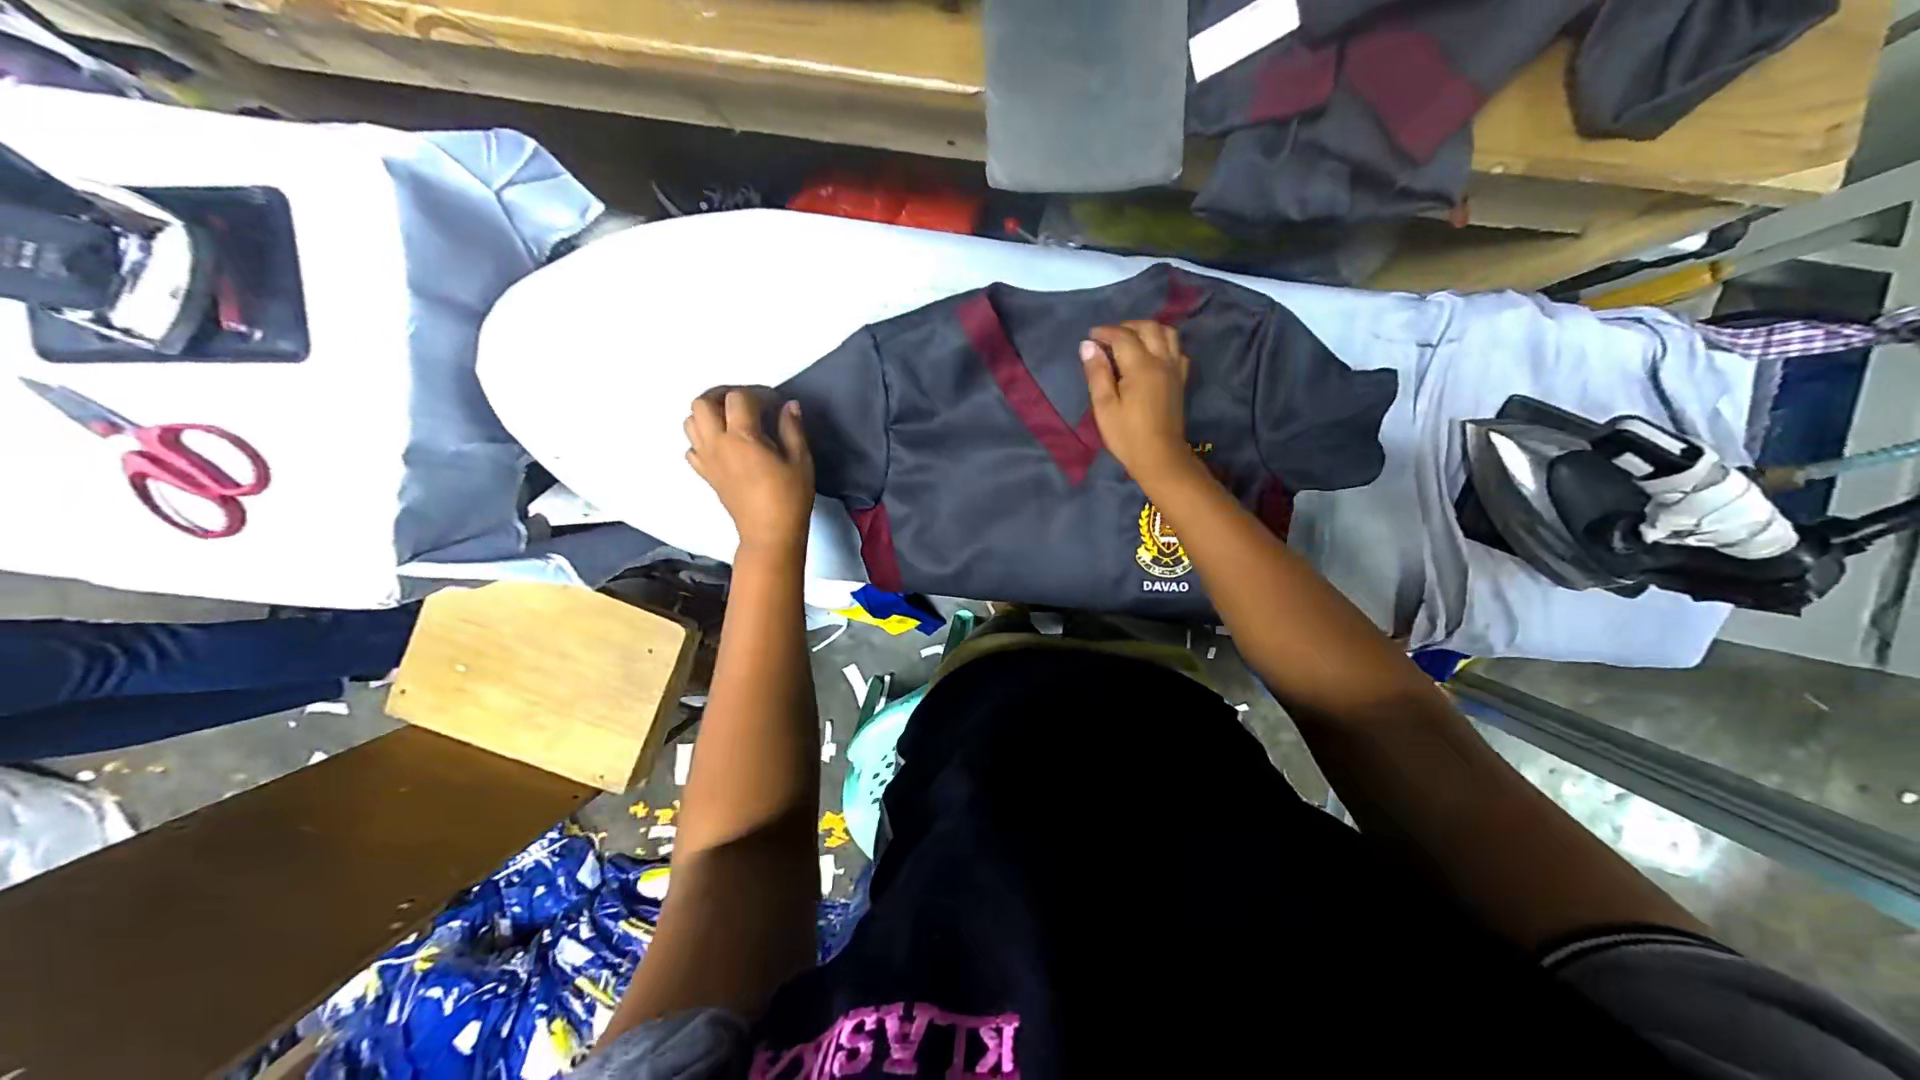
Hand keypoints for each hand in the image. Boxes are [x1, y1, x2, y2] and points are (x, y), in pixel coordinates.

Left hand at [685, 387, 814, 551]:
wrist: (769, 533)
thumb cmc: (789, 496)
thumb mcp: (800, 459)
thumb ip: (792, 428)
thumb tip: (789, 405)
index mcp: (741, 437)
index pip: (738, 397)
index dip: (758, 393)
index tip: (775, 403)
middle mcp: (717, 443)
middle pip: (702, 402)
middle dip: (723, 395)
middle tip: (746, 403)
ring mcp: (707, 459)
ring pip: (691, 422)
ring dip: (708, 414)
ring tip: (732, 421)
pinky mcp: (705, 474)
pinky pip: (692, 447)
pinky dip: (702, 439)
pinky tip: (723, 446)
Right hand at [1081, 320, 1194, 486]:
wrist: (1160, 457)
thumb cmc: (1127, 435)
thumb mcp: (1105, 406)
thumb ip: (1097, 373)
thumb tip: (1088, 345)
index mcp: (1141, 366)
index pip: (1123, 336)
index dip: (1105, 332)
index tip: (1090, 337)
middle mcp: (1162, 361)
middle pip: (1149, 328)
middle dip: (1127, 326)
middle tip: (1108, 337)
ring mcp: (1175, 369)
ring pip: (1167, 334)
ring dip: (1148, 330)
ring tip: (1130, 341)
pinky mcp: (1181, 380)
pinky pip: (1177, 350)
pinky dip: (1163, 344)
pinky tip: (1151, 355)